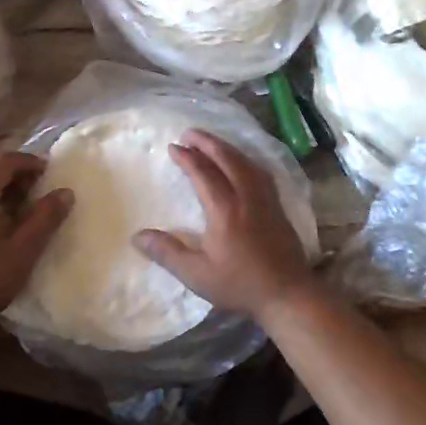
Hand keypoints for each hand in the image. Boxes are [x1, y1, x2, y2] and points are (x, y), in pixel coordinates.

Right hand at [134, 130, 312, 319]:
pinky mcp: (278, 204)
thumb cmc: (239, 284)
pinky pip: (260, 171)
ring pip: (246, 162)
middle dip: (208, 142)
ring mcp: (266, 198)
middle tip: (190, 133)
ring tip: (211, 142)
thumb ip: (167, 252)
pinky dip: (246, 159)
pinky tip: (242, 162)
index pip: (204, 173)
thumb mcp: (197, 274)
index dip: (188, 158)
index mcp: (225, 210)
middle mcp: (247, 196)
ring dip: (227, 148)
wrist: (287, 291)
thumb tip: (138, 236)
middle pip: (228, 159)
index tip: (173, 146)